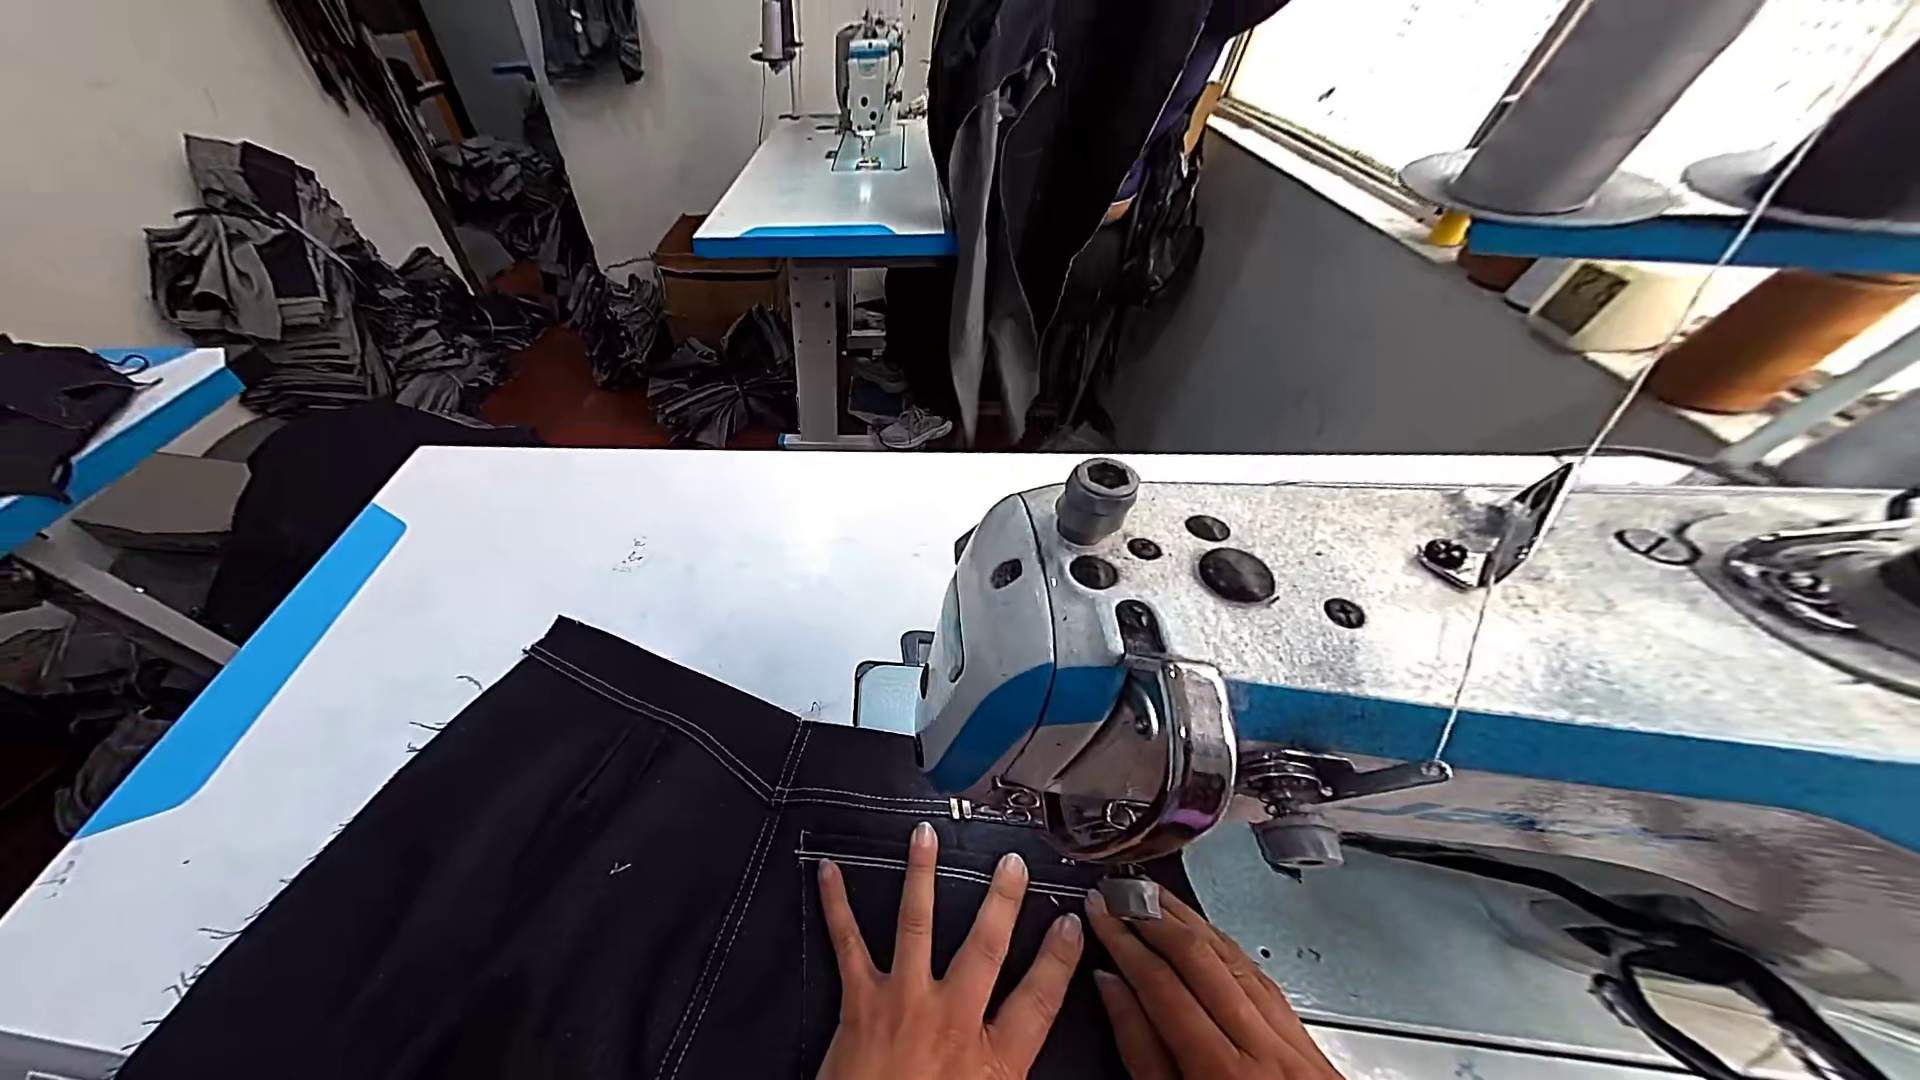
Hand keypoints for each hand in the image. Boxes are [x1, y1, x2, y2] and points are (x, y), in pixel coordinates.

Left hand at [815, 821, 1085, 1079]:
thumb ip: (1012, 1076)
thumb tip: (1038, 1051)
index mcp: (989, 1061)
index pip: (1038, 1001)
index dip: (1058, 960)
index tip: (1071, 924)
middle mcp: (950, 1020)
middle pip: (985, 948)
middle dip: (1002, 902)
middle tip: (1012, 864)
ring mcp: (904, 1003)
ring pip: (917, 923)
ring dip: (922, 873)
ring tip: (926, 834)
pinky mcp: (861, 1002)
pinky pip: (847, 943)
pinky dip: (836, 904)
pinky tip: (830, 871)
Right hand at [1086, 885, 1343, 1079]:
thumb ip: (1140, 1050)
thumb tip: (1110, 985)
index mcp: (1224, 1075)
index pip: (1161, 982)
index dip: (1123, 939)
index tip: (1100, 913)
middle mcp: (1264, 1048)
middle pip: (1197, 955)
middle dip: (1150, 915)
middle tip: (1118, 892)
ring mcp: (1291, 1039)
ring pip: (1229, 953)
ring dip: (1184, 916)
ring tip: (1151, 894)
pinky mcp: (1306, 1037)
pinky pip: (1256, 972)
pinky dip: (1220, 942)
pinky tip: (1200, 929)